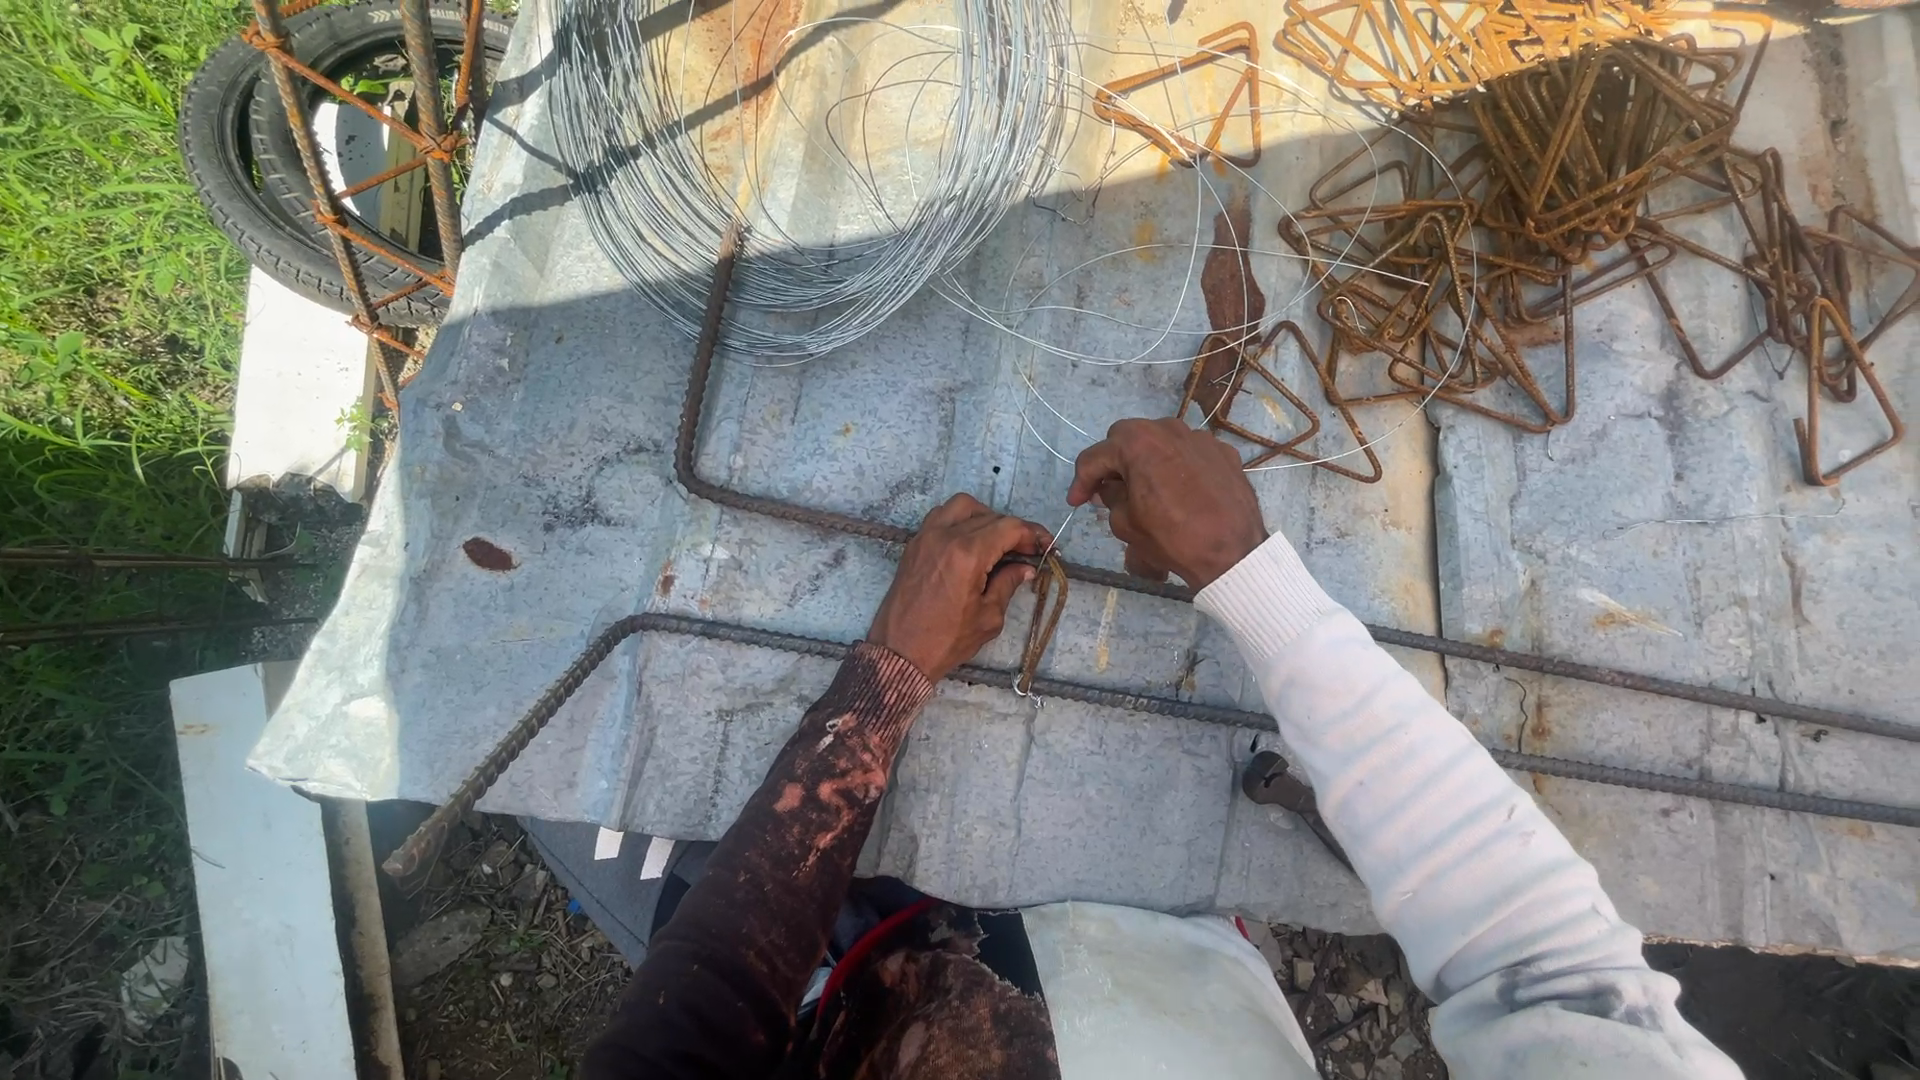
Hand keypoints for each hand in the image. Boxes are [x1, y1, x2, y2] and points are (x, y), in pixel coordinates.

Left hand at [866, 494, 1051, 680]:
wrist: (899, 653)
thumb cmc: (945, 640)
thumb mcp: (988, 617)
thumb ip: (1008, 584)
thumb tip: (1024, 568)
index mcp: (967, 554)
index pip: (1009, 528)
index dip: (1033, 534)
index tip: (1045, 547)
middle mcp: (945, 536)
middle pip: (990, 516)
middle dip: (1013, 530)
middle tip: (1027, 552)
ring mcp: (926, 537)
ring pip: (962, 507)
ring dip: (986, 517)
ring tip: (998, 542)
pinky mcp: (914, 545)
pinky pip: (940, 517)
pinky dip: (960, 521)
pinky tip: (970, 542)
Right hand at [1067, 417, 1266, 589]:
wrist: (1232, 552)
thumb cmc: (1171, 537)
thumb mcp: (1124, 522)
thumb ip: (1110, 497)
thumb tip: (1111, 487)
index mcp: (1137, 442)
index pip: (1095, 457)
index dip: (1081, 482)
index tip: (1077, 502)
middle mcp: (1168, 428)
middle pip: (1127, 438)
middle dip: (1114, 462)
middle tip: (1109, 491)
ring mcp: (1200, 437)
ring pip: (1160, 441)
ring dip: (1146, 461)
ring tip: (1146, 489)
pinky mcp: (1223, 452)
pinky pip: (1189, 453)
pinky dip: (1177, 467)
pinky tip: (1179, 492)